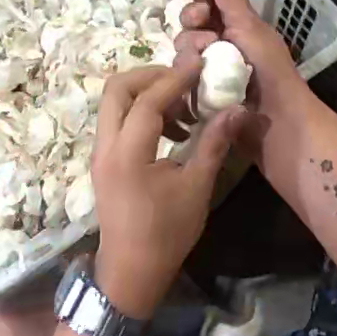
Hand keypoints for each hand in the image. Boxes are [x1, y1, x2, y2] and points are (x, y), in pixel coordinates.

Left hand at [90, 59, 246, 318]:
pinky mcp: (104, 160)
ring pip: (114, 103)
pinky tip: (171, 130)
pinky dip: (139, 112)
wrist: (130, 272)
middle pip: (117, 88)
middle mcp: (106, 145)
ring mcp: (100, 152)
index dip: (176, 78)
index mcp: (127, 152)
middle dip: (151, 76)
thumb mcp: (196, 188)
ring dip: (145, 94)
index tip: (200, 64)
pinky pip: (116, 121)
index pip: (148, 99)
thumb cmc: (166, 233)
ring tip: (183, 109)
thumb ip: (214, 143)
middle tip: (184, 81)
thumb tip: (236, 109)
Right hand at [174, 0, 308, 113]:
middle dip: (193, 24)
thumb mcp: (249, 26)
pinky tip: (194, 81)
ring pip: (181, 50)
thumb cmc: (269, 70)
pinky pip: (178, 78)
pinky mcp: (197, 94)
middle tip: (208, 35)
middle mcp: (220, 45)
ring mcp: (208, 70)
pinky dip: (184, 77)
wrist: (276, 122)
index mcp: (236, 25)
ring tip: (205, 63)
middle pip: (188, 24)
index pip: (206, 0)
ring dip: (190, 52)